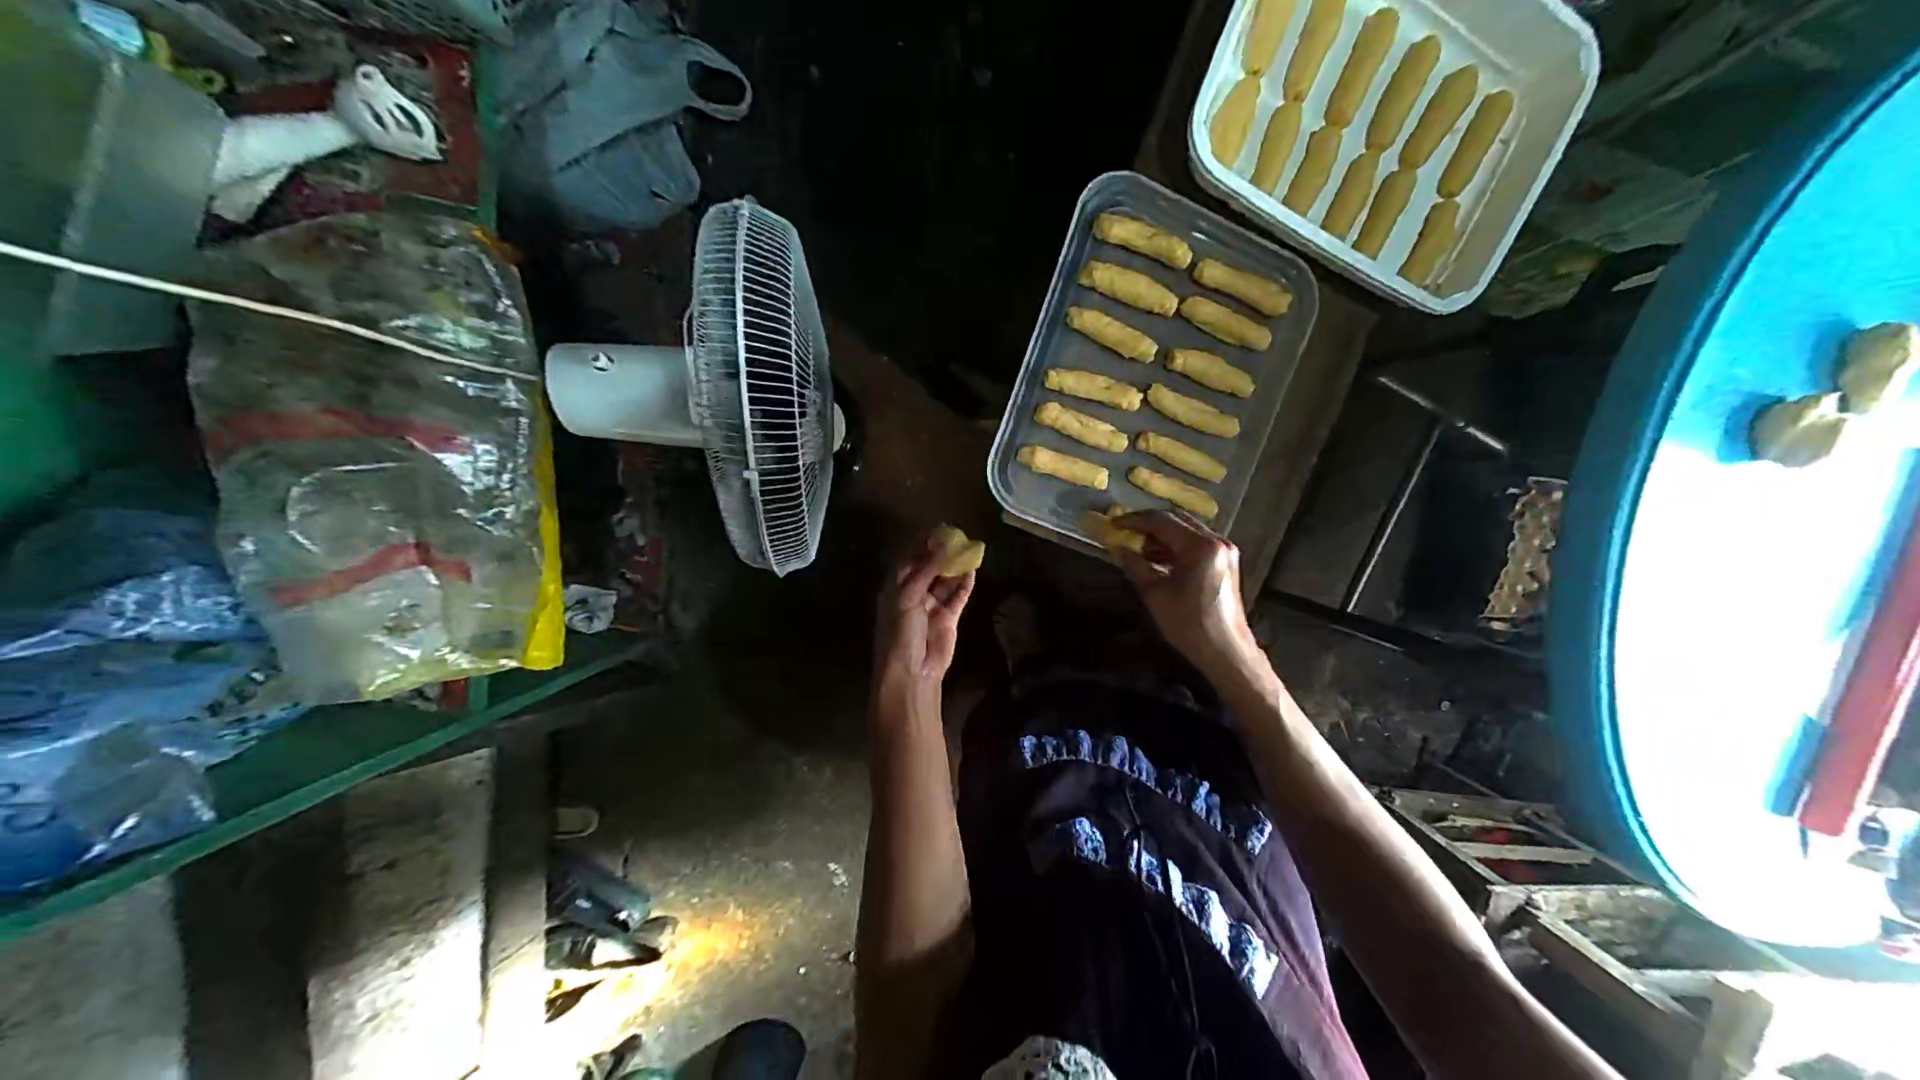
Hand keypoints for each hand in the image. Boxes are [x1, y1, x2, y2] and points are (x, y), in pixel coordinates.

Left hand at [873, 531, 975, 701]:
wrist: (912, 672)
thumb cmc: (900, 632)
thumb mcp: (908, 597)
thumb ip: (926, 571)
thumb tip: (942, 546)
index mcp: (896, 588)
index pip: (910, 560)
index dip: (922, 544)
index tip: (938, 528)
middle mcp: (914, 595)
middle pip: (930, 568)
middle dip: (943, 554)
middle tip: (959, 536)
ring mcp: (932, 607)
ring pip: (946, 581)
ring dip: (956, 567)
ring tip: (970, 549)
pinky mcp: (948, 619)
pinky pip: (958, 597)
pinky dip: (965, 585)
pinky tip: (973, 571)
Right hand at [1112, 510, 1260, 681]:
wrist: (1225, 651)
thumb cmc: (1189, 624)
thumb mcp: (1155, 593)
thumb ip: (1135, 564)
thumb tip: (1118, 548)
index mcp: (1200, 547)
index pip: (1162, 521)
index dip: (1134, 520)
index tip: (1113, 523)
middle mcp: (1216, 542)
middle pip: (1177, 521)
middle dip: (1148, 525)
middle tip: (1124, 532)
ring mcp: (1224, 551)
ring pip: (1186, 531)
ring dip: (1161, 536)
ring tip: (1136, 547)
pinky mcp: (1225, 562)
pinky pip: (1195, 544)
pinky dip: (1175, 547)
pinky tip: (1156, 558)